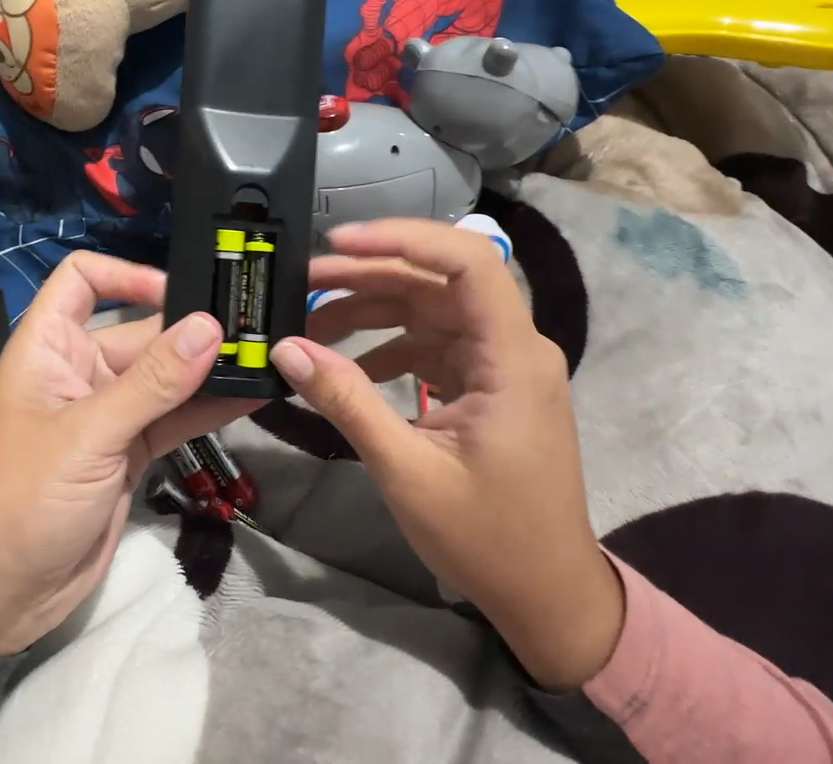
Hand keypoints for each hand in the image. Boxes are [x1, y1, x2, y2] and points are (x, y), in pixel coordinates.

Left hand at [0, 251, 258, 657]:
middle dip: (190, 331)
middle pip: (139, 332)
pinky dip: (206, 410)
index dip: (126, 274)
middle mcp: (78, 372)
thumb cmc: (19, 501)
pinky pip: (172, 420)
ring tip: (265, 359)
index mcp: (48, 348)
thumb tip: (208, 327)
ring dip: (207, 371)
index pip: (81, 281)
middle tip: (255, 327)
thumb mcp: (86, 436)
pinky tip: (249, 397)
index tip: (181, 290)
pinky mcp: (127, 455)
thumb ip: (151, 384)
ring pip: (163, 379)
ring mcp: (106, 416)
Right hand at [271, 219, 624, 690]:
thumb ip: (347, 401)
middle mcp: (512, 346)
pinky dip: (386, 346)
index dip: (402, 238)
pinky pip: (432, 344)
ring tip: (309, 321)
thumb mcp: (406, 470)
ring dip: (370, 310)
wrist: (546, 593)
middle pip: (436, 281)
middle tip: (300, 282)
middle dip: (367, 275)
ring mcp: (500, 364)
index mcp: (511, 357)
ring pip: (429, 309)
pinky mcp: (485, 384)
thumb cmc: (487, 537)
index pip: (467, 262)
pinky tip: (347, 365)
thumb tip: (286, 348)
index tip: (338, 243)